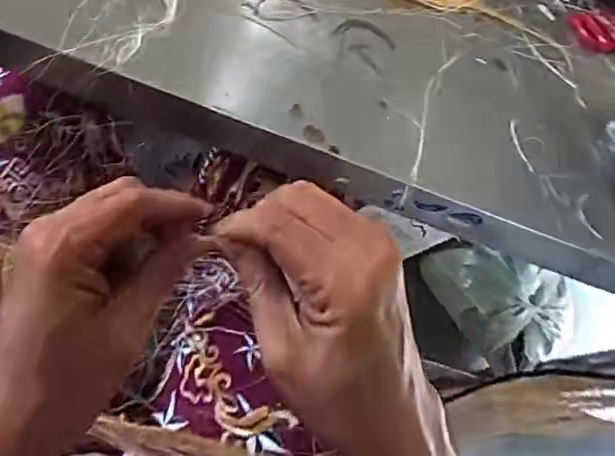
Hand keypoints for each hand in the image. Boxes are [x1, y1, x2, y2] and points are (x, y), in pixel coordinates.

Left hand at [0, 178, 209, 455]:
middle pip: (113, 196)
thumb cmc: (67, 385)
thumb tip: (194, 237)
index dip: (172, 203)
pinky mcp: (39, 250)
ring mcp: (39, 234)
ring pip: (101, 207)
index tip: (209, 214)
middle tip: (192, 237)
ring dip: (137, 223)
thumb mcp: (124, 332)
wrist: (7, 417)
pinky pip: (86, 226)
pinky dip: (115, 236)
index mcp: (65, 241)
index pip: (128, 202)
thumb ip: (159, 274)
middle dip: (156, 210)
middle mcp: (47, 224)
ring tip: (170, 251)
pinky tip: (136, 262)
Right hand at [213, 183, 450, 455]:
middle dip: (258, 215)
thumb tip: (228, 236)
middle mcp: (366, 248)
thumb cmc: (337, 400)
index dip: (238, 223)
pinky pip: (327, 207)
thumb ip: (255, 283)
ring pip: (308, 194)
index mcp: (343, 281)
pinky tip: (292, 249)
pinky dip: (300, 218)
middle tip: (241, 246)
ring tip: (265, 248)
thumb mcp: (281, 352)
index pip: (274, 222)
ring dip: (278, 213)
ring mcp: (378, 241)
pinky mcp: (381, 242)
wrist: (396, 420)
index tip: (218, 238)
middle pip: (292, 197)